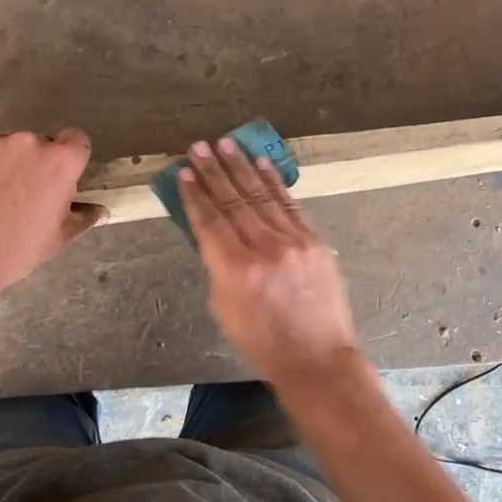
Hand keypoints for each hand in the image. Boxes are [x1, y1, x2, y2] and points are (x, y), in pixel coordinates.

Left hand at [0, 130, 101, 302]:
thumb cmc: (10, 253)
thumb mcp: (55, 241)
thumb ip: (81, 218)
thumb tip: (99, 211)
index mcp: (59, 161)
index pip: (76, 140)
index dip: (68, 158)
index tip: (56, 179)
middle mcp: (26, 142)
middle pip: (35, 145)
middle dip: (29, 165)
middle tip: (15, 198)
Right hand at [180, 136, 358, 386]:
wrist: (317, 357)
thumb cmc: (262, 342)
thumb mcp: (225, 308)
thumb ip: (218, 266)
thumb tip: (214, 232)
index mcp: (236, 271)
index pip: (210, 221)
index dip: (195, 195)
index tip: (184, 172)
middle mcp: (265, 249)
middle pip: (234, 201)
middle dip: (214, 171)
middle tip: (200, 146)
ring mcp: (294, 241)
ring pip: (262, 196)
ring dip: (242, 167)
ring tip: (226, 144)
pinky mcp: (315, 240)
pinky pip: (290, 204)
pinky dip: (274, 182)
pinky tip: (262, 163)